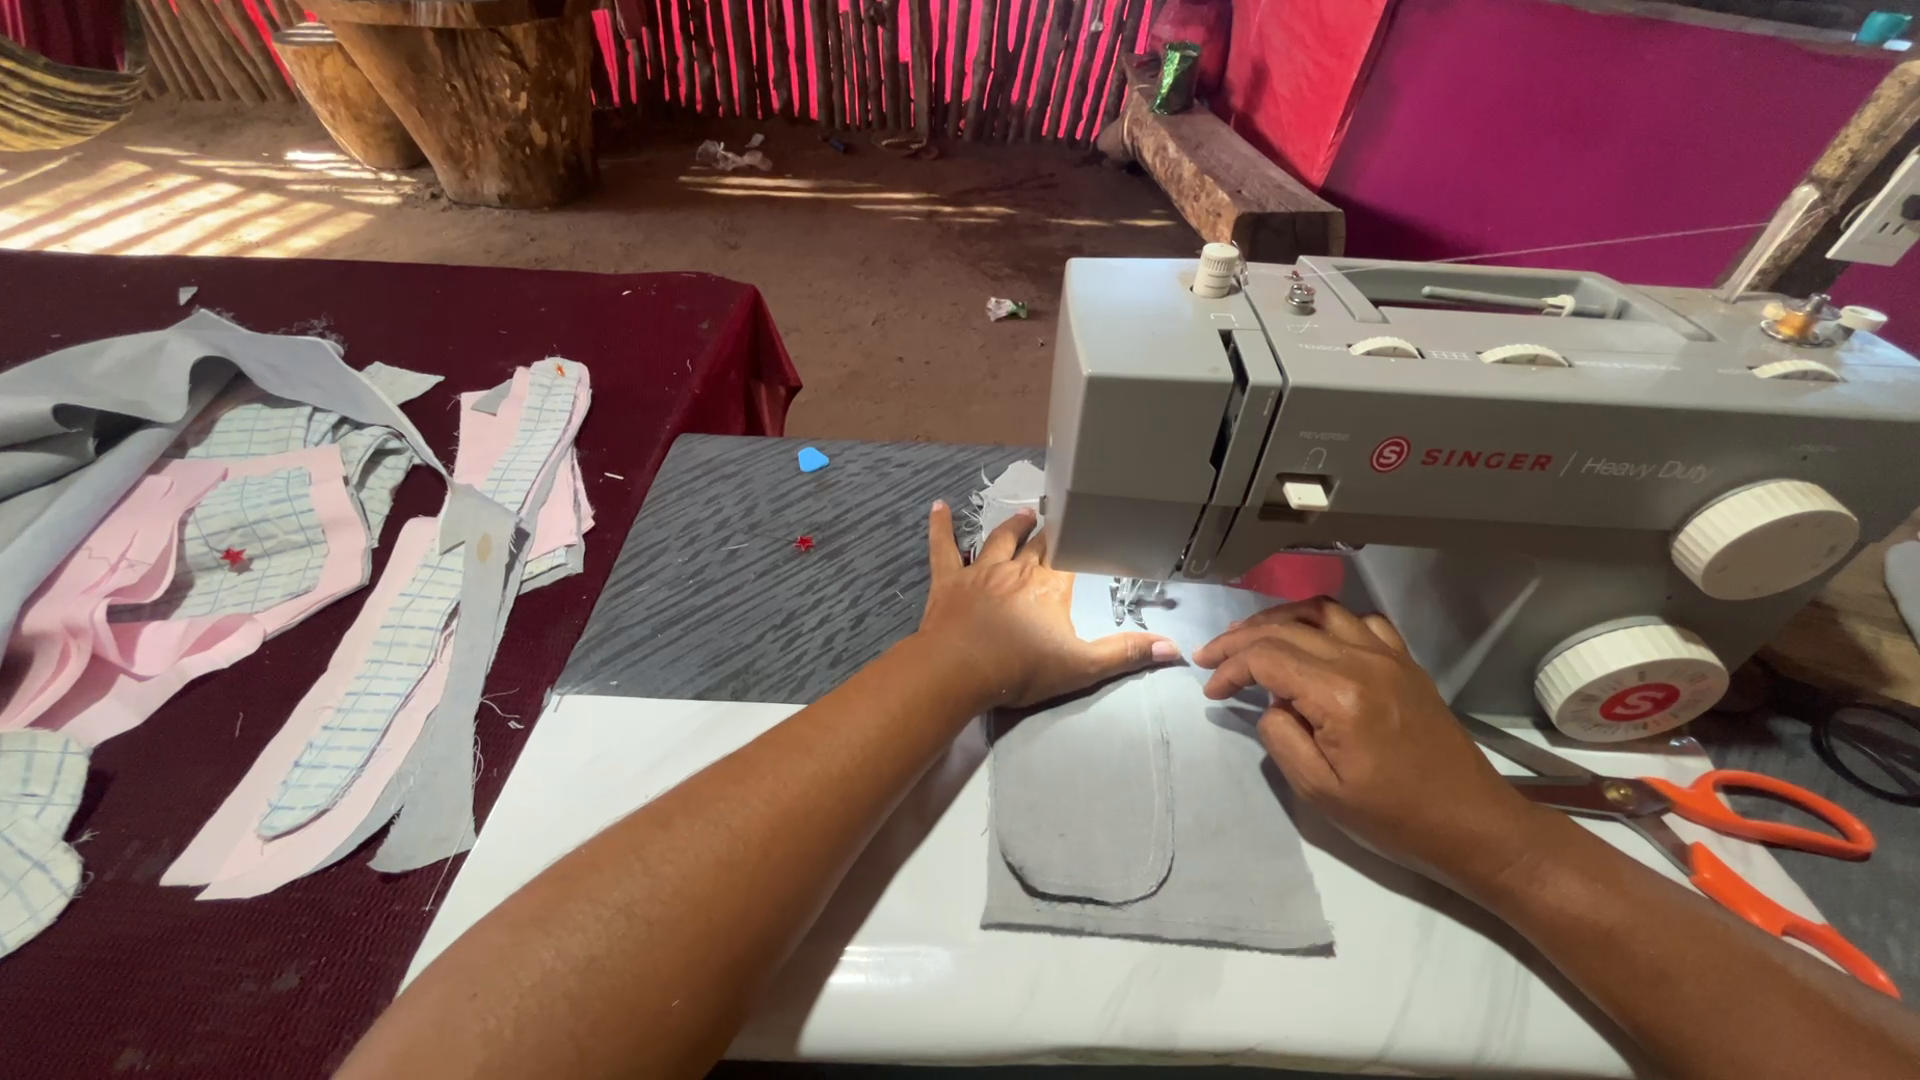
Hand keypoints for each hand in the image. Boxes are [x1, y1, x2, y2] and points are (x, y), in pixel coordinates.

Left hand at [917, 500, 1178, 709]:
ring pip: (998, 541)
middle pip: (1036, 547)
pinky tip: (939, 507)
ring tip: (1023, 514)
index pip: (1069, 560)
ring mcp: (980, 572)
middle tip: (1056, 521)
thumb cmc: (1019, 669)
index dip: (1077, 549)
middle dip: (1048, 535)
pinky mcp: (948, 581)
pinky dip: (941, 527)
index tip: (1087, 538)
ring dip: (1011, 527)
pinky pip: (944, 548)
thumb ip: (1125, 654)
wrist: (958, 670)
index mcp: (1050, 587)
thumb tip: (1174, 648)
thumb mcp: (1081, 667)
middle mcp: (1017, 570)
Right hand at [1192, 598, 1547, 887]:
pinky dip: (1325, 621)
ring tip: (1250, 637)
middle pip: (1285, 629)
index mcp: (1339, 695)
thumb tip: (1271, 704)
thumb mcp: (1319, 791)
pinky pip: (1359, 621)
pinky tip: (1312, 640)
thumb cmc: (1393, 816)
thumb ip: (1281, 737)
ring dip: (1278, 619)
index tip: (1212, 690)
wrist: (1472, 824)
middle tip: (1210, 655)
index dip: (1230, 668)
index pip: (1266, 658)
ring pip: (1320, 611)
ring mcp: (1388, 656)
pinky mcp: (1405, 663)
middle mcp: (1363, 661)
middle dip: (1239, 639)